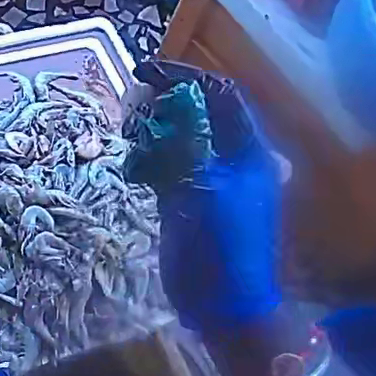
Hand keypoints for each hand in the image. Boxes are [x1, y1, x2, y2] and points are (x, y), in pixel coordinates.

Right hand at [124, 65, 279, 335]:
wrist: (223, 305)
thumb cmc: (221, 247)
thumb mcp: (204, 190)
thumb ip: (189, 144)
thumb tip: (176, 100)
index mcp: (246, 152)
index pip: (219, 97)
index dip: (184, 78)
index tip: (144, 71)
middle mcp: (231, 160)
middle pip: (198, 116)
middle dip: (164, 105)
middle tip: (131, 105)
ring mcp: (210, 182)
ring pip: (181, 142)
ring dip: (154, 133)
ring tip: (128, 134)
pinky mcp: (190, 203)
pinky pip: (170, 170)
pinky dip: (151, 162)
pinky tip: (134, 166)